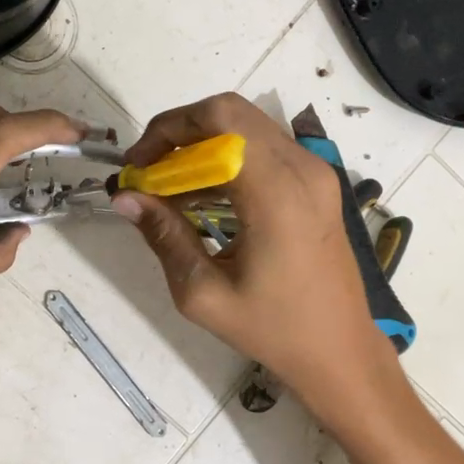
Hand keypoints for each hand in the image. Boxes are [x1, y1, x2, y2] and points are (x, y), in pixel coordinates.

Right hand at [113, 94, 400, 404]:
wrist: (339, 350)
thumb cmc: (272, 328)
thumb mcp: (203, 292)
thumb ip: (163, 236)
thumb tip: (124, 197)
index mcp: (276, 194)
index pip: (217, 121)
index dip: (167, 131)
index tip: (137, 167)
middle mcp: (302, 169)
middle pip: (231, 112)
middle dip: (179, 132)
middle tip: (149, 171)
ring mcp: (316, 173)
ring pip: (247, 125)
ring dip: (201, 144)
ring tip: (168, 186)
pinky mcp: (318, 183)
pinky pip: (264, 148)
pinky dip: (226, 157)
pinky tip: (201, 196)